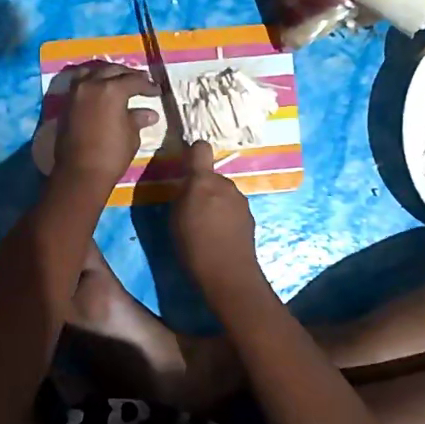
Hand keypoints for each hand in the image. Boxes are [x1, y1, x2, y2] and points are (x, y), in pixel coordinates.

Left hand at [53, 62, 158, 186]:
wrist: (80, 172)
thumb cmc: (111, 155)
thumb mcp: (131, 136)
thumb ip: (137, 119)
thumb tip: (149, 114)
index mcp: (112, 90)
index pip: (134, 81)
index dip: (147, 85)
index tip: (157, 91)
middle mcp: (92, 84)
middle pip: (112, 70)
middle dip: (128, 75)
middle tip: (140, 81)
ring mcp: (76, 92)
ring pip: (93, 72)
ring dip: (107, 73)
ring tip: (118, 80)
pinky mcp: (66, 103)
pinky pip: (80, 83)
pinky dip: (92, 81)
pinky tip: (100, 88)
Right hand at [171, 141, 264, 295]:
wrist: (228, 274)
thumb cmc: (194, 246)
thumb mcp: (175, 218)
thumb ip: (182, 195)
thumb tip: (188, 184)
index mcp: (203, 181)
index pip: (201, 149)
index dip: (193, 153)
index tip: (186, 165)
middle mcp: (226, 185)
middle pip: (212, 177)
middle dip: (203, 187)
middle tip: (190, 209)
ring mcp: (241, 201)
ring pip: (223, 193)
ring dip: (215, 203)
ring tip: (205, 227)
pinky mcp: (249, 218)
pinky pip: (232, 209)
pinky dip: (225, 217)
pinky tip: (219, 236)